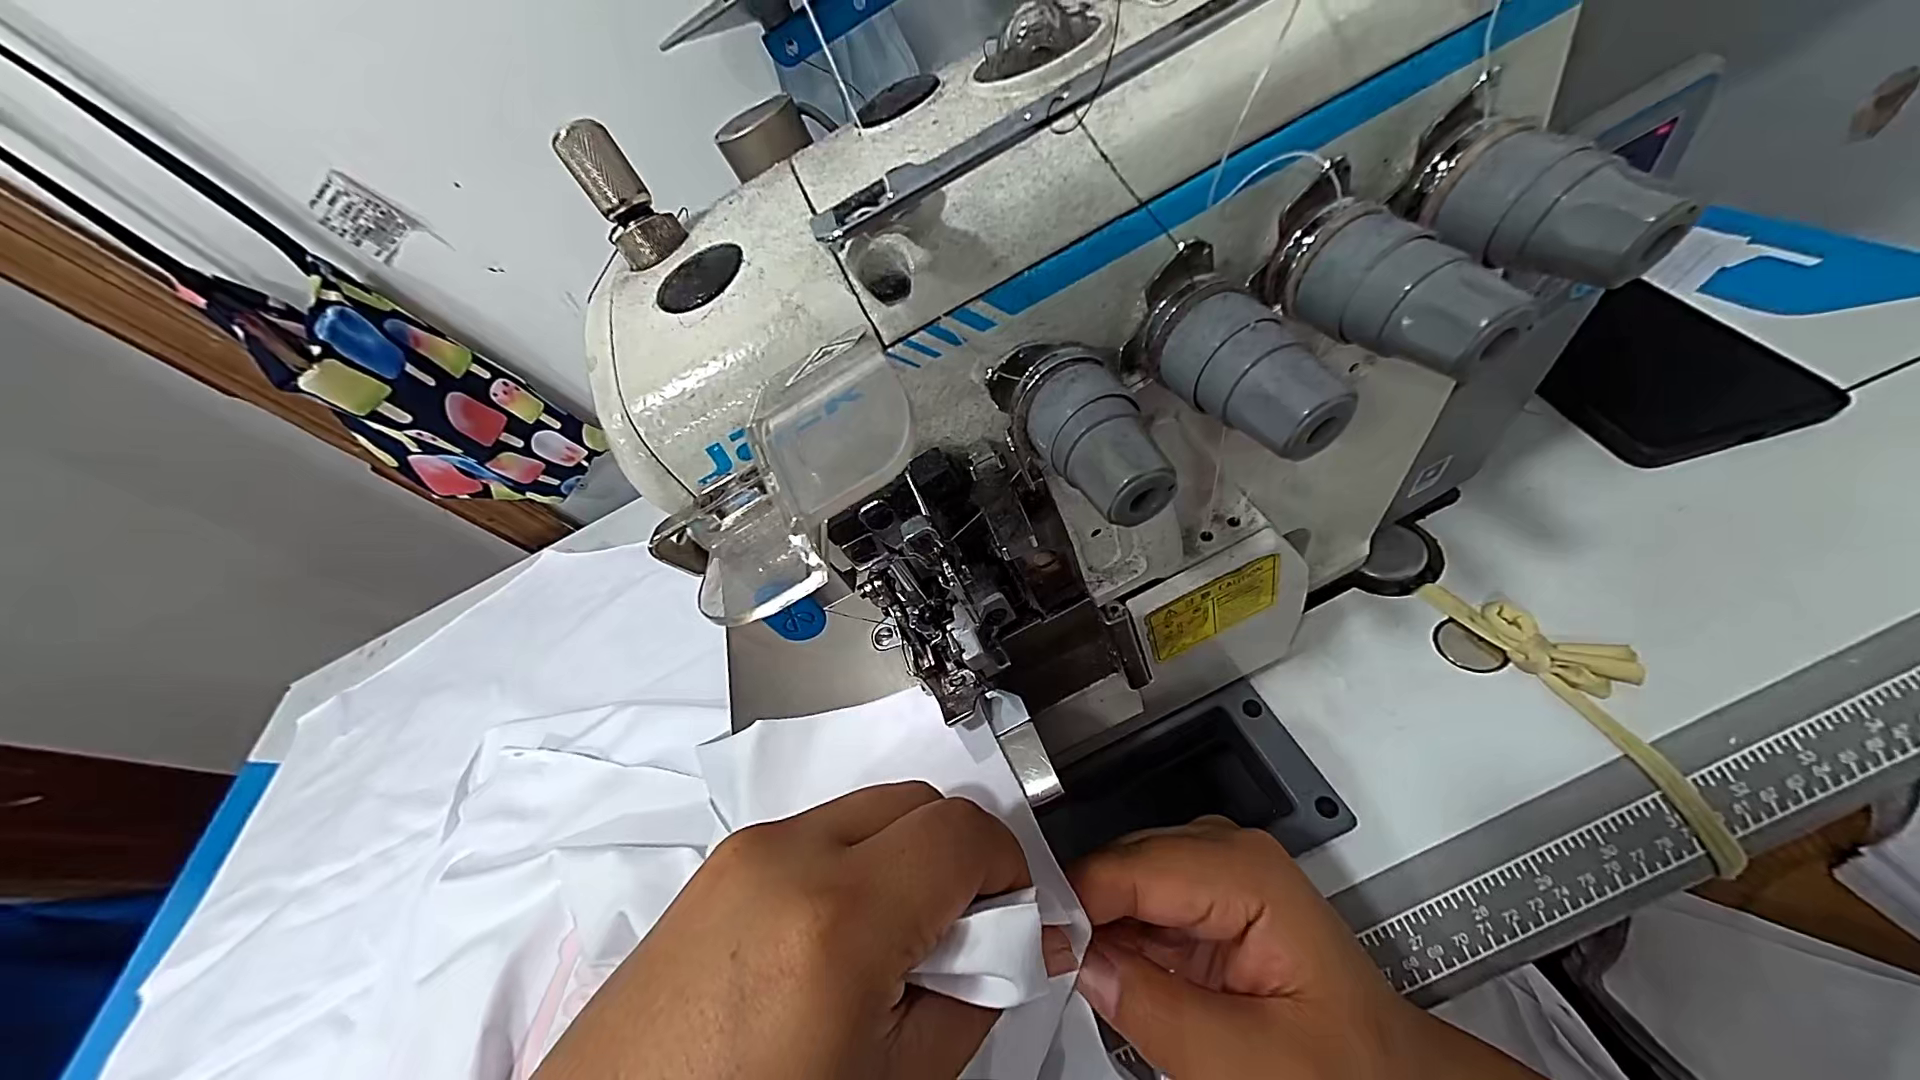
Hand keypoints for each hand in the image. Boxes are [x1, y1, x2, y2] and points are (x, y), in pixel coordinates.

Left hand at [535, 781, 1066, 1079]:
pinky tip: (840, 936)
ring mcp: (746, 849)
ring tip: (893, 942)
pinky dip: (858, 860)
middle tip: (958, 932)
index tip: (1010, 913)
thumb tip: (1015, 938)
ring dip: (906, 855)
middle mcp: (786, 857)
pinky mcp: (723, 858)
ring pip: (872, 808)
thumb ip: (973, 996)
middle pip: (919, 801)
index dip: (1006, 866)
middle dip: (957, 854)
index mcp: (835, 918)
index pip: (962, 831)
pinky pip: (822, 828)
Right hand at [1070, 818, 1542, 1079]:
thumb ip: (1159, 1012)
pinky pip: (1135, 904)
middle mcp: (1222, 851)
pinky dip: (1114, 937)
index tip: (1037, 943)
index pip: (1128, 866)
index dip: (1074, 903)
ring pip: (1119, 881)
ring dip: (1093, 927)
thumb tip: (1082, 962)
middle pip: (1118, 864)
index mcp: (1242, 870)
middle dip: (1079, 913)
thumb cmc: (1354, 1070)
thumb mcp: (1256, 1065)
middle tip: (1047, 965)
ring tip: (1075, 972)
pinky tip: (1112, 971)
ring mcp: (1210, 869)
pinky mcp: (1200, 896)